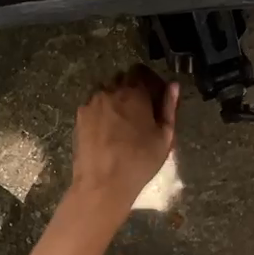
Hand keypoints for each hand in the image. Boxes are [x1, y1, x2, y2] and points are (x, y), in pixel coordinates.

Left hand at [70, 65, 178, 208]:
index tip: (154, 96)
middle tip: (140, 112)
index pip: (141, 71)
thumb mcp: (164, 137)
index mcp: (135, 92)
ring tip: (121, 123)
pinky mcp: (79, 116)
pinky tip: (106, 131)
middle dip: (132, 90)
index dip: (149, 81)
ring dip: (115, 100)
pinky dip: (102, 112)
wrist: (102, 183)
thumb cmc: (139, 162)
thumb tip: (173, 86)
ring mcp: (91, 102)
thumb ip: (169, 107)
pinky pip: (93, 105)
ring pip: (106, 91)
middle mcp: (111, 90)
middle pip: (122, 79)